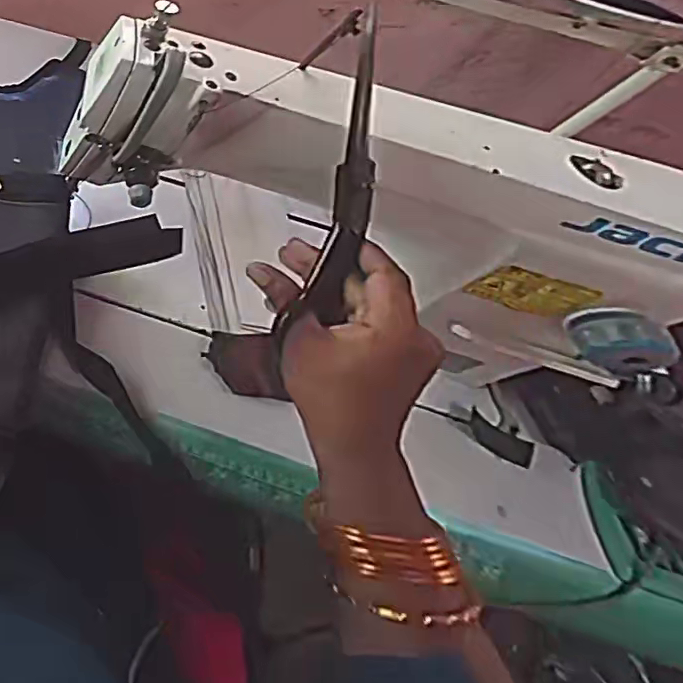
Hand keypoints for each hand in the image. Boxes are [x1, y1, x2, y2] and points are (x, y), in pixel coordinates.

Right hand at [245, 238, 441, 464]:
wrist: (351, 443)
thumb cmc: (333, 402)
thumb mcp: (300, 338)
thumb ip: (287, 297)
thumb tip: (268, 273)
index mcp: (397, 327)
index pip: (383, 272)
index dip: (357, 251)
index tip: (337, 239)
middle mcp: (415, 338)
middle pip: (370, 287)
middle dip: (329, 273)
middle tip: (296, 259)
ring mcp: (413, 351)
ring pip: (371, 306)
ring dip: (335, 294)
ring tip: (299, 287)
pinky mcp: (404, 362)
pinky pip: (377, 325)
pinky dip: (348, 316)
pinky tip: (317, 313)